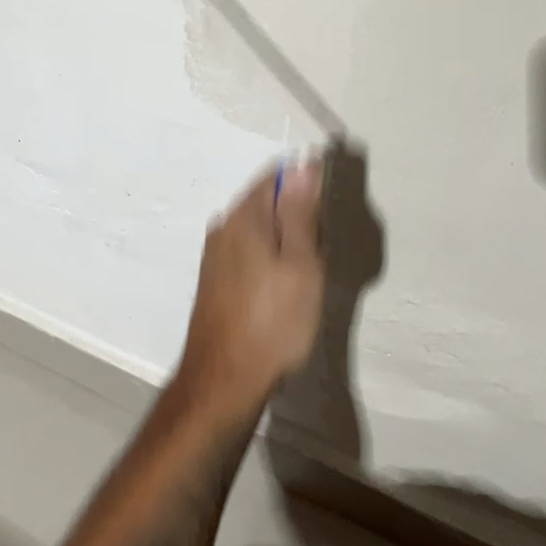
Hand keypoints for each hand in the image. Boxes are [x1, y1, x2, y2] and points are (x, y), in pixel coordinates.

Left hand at [177, 157, 326, 411]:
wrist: (224, 380)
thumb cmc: (273, 323)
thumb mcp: (301, 265)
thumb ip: (301, 213)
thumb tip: (303, 164)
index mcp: (243, 216)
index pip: (277, 175)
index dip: (308, 185)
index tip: (330, 216)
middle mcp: (223, 227)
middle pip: (268, 203)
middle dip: (299, 218)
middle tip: (321, 256)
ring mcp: (215, 255)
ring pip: (260, 232)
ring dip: (287, 244)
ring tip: (307, 279)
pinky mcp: (215, 281)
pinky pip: (249, 254)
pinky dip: (271, 263)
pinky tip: (284, 293)